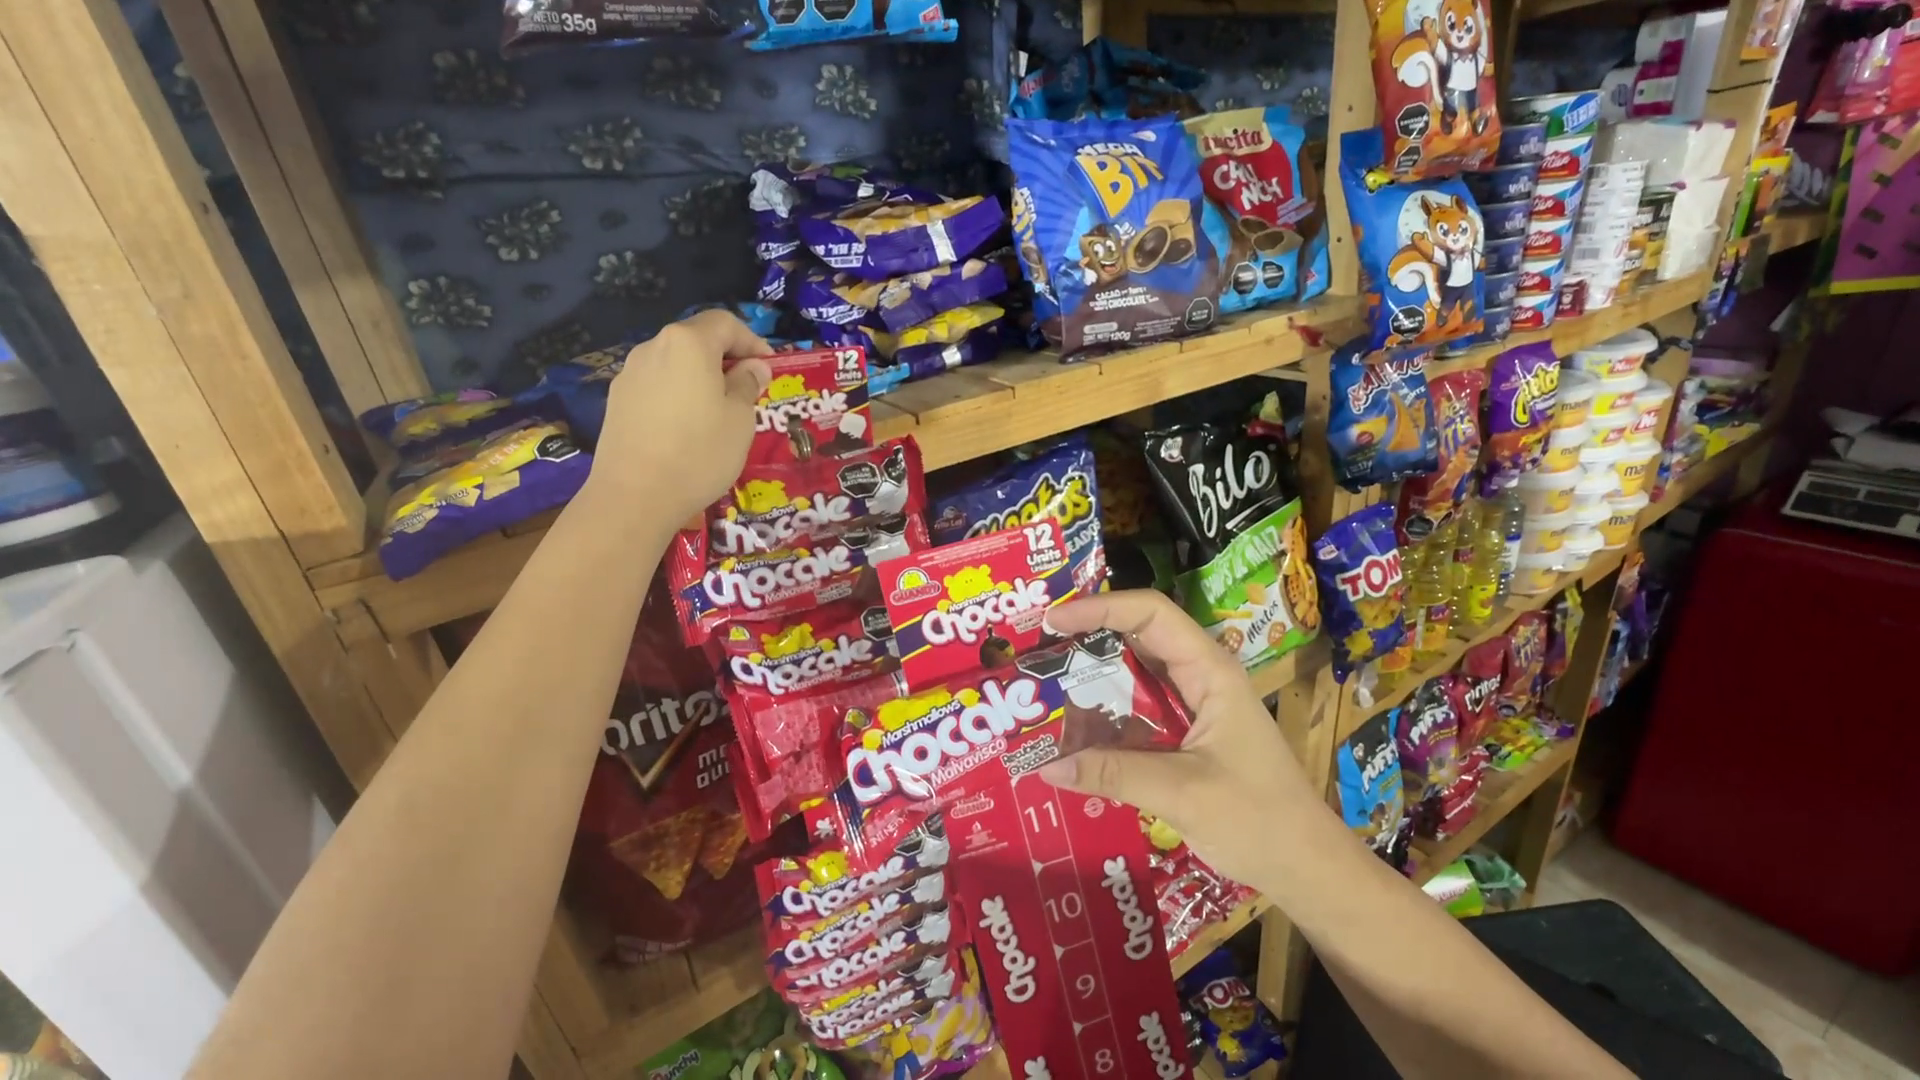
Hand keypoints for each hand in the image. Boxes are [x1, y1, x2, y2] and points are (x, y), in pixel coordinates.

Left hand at [589, 310, 771, 524]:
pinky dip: (677, 396)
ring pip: (675, 364)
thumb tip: (752, 368)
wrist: (634, 496)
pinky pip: (656, 386)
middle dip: (725, 359)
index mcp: (688, 343)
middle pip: (696, 340)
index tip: (768, 369)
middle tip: (747, 390)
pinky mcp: (616, 401)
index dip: (752, 341)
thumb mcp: (740, 420)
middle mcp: (654, 347)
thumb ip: (747, 385)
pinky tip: (686, 428)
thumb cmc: (699, 453)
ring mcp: (630, 374)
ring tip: (717, 412)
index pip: (725, 323)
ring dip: (699, 378)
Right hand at [1038, 590, 1325, 888]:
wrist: (1306, 867)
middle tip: (1035, 650)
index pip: (1151, 614)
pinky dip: (1102, 716)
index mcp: (1210, 672)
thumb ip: (1114, 774)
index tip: (1052, 620)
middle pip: (1137, 636)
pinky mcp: (1185, 736)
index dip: (1100, 607)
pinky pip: (1136, 713)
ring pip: (1134, 676)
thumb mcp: (1183, 793)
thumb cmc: (1258, 819)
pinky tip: (1070, 732)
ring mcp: (1193, 707)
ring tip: (1042, 686)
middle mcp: (1200, 678)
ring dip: (1091, 678)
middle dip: (1086, 636)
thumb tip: (1045, 766)